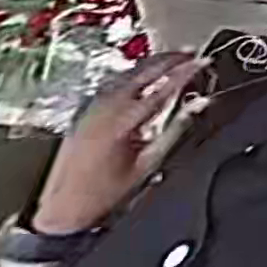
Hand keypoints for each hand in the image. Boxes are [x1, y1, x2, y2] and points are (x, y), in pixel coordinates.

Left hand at [32, 54, 207, 233]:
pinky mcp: (79, 121)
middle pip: (137, 77)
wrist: (62, 214)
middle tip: (192, 51)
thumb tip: (202, 101)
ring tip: (170, 57)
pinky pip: (106, 89)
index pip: (161, 89)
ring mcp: (86, 118)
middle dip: (167, 61)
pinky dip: (128, 76)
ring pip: (120, 79)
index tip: (205, 60)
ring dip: (148, 65)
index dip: (186, 72)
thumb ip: (177, 127)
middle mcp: (100, 118)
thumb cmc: (108, 191)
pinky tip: (139, 74)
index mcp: (120, 127)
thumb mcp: (150, 161)